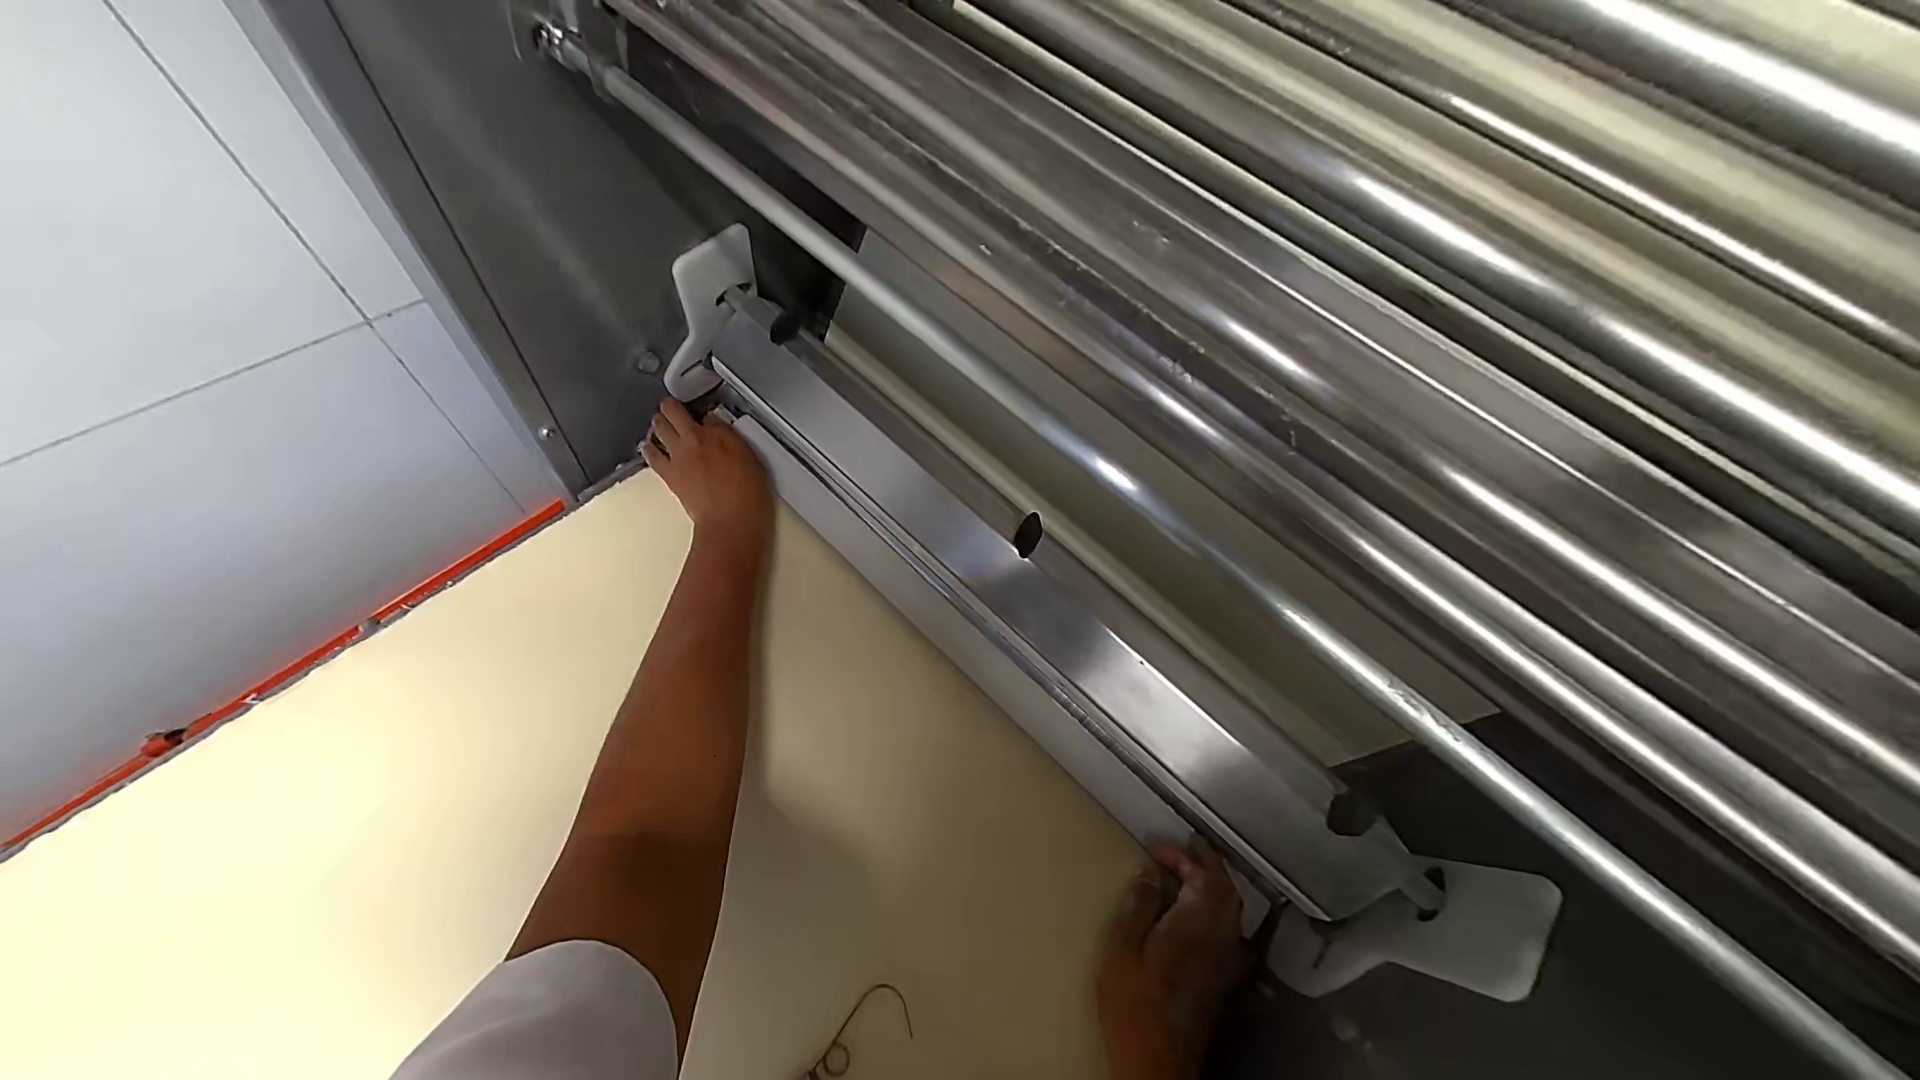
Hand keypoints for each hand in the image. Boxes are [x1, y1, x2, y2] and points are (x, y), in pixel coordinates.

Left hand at [643, 398, 771, 546]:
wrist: (729, 519)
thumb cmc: (748, 496)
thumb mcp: (755, 463)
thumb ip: (738, 448)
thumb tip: (730, 443)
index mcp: (722, 435)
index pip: (710, 415)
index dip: (708, 417)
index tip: (709, 421)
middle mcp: (697, 439)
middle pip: (675, 411)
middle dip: (672, 407)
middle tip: (672, 407)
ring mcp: (679, 454)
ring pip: (660, 427)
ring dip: (659, 422)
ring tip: (659, 422)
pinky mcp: (668, 473)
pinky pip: (651, 454)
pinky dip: (648, 448)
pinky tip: (648, 446)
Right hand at [1098, 839, 1245, 1079]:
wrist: (1158, 1064)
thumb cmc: (1134, 1006)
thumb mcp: (1122, 950)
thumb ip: (1138, 907)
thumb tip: (1148, 873)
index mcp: (1193, 927)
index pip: (1203, 878)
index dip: (1184, 857)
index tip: (1159, 850)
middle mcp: (1218, 941)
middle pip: (1226, 891)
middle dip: (1209, 864)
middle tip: (1187, 847)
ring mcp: (1225, 962)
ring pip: (1233, 910)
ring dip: (1217, 884)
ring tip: (1195, 871)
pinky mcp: (1223, 980)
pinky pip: (1231, 929)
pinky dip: (1220, 908)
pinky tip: (1203, 913)